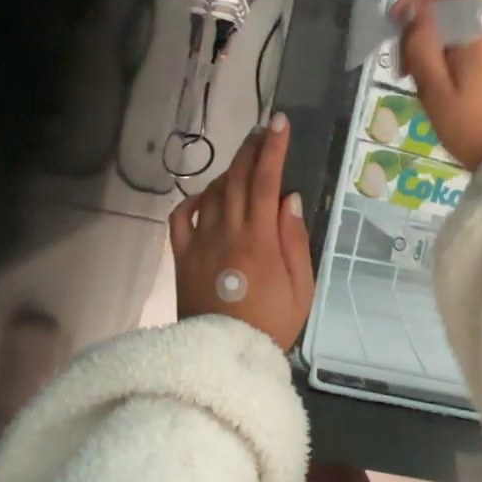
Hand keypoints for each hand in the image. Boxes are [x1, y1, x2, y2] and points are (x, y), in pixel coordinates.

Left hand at [169, 113, 314, 351]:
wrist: (223, 358)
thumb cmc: (271, 324)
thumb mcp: (301, 288)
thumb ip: (294, 241)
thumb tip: (288, 198)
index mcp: (259, 239)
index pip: (266, 181)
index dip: (273, 148)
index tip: (280, 123)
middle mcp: (226, 231)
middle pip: (237, 178)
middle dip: (252, 149)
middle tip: (263, 131)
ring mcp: (199, 242)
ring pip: (212, 193)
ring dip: (229, 171)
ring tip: (244, 160)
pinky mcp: (181, 257)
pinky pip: (181, 219)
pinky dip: (193, 201)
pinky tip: (205, 196)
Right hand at [394, 0, 481, 170]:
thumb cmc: (471, 126)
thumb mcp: (434, 89)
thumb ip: (421, 44)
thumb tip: (415, 12)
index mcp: (477, 25)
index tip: (400, 23)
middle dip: (420, 20)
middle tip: (403, 62)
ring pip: (457, 19)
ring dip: (431, 38)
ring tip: (416, 77)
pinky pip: (468, 37)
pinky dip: (447, 49)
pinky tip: (437, 82)